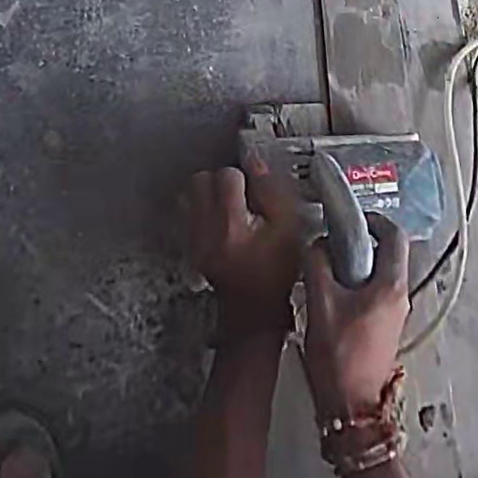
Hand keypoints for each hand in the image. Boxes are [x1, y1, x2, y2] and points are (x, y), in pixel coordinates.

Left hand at [189, 167, 301, 337]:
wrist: (254, 314)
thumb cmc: (275, 276)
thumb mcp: (289, 229)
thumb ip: (273, 192)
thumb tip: (256, 163)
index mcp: (231, 226)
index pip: (227, 176)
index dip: (245, 177)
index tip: (256, 189)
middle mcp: (206, 231)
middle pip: (201, 180)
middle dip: (221, 180)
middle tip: (241, 193)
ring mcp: (194, 240)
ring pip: (191, 194)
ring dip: (210, 193)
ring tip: (231, 206)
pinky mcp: (190, 246)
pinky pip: (189, 212)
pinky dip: (203, 209)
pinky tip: (222, 220)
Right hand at [303, 212, 409, 418]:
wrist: (350, 407)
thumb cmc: (339, 353)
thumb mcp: (320, 301)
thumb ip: (318, 263)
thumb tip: (317, 244)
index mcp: (392, 285)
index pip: (394, 235)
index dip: (373, 218)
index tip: (348, 216)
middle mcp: (400, 296)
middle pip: (386, 252)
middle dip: (358, 240)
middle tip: (330, 237)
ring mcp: (394, 312)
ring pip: (377, 272)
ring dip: (353, 261)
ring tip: (324, 261)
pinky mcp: (383, 325)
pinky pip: (372, 289)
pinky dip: (353, 280)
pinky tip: (328, 288)